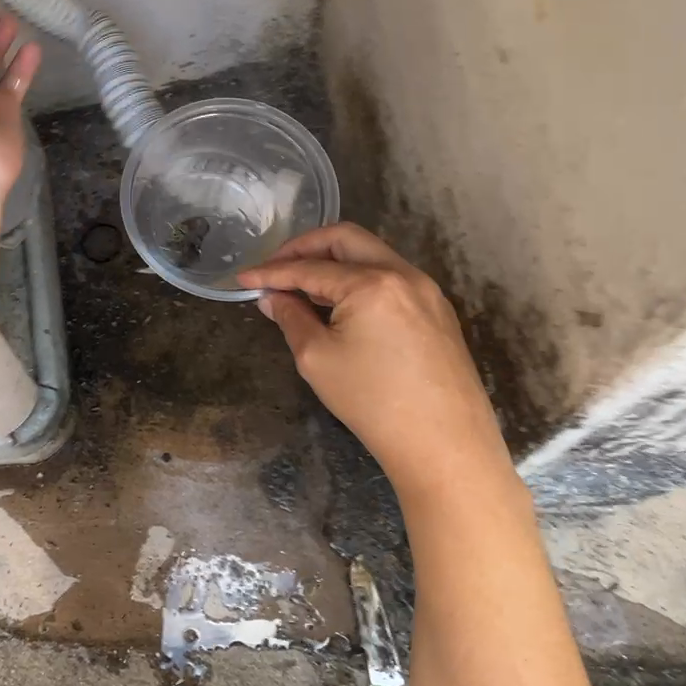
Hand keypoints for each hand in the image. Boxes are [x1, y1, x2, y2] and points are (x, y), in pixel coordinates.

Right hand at [237, 223, 512, 496]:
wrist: (444, 445)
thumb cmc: (372, 401)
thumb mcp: (316, 358)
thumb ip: (290, 317)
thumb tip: (273, 298)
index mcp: (372, 283)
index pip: (309, 267)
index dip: (270, 272)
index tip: (242, 278)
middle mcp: (404, 275)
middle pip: (346, 240)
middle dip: (304, 248)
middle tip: (274, 268)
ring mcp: (426, 292)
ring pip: (370, 256)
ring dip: (332, 264)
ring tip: (300, 289)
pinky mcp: (437, 312)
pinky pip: (388, 278)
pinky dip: (356, 280)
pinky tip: (337, 305)